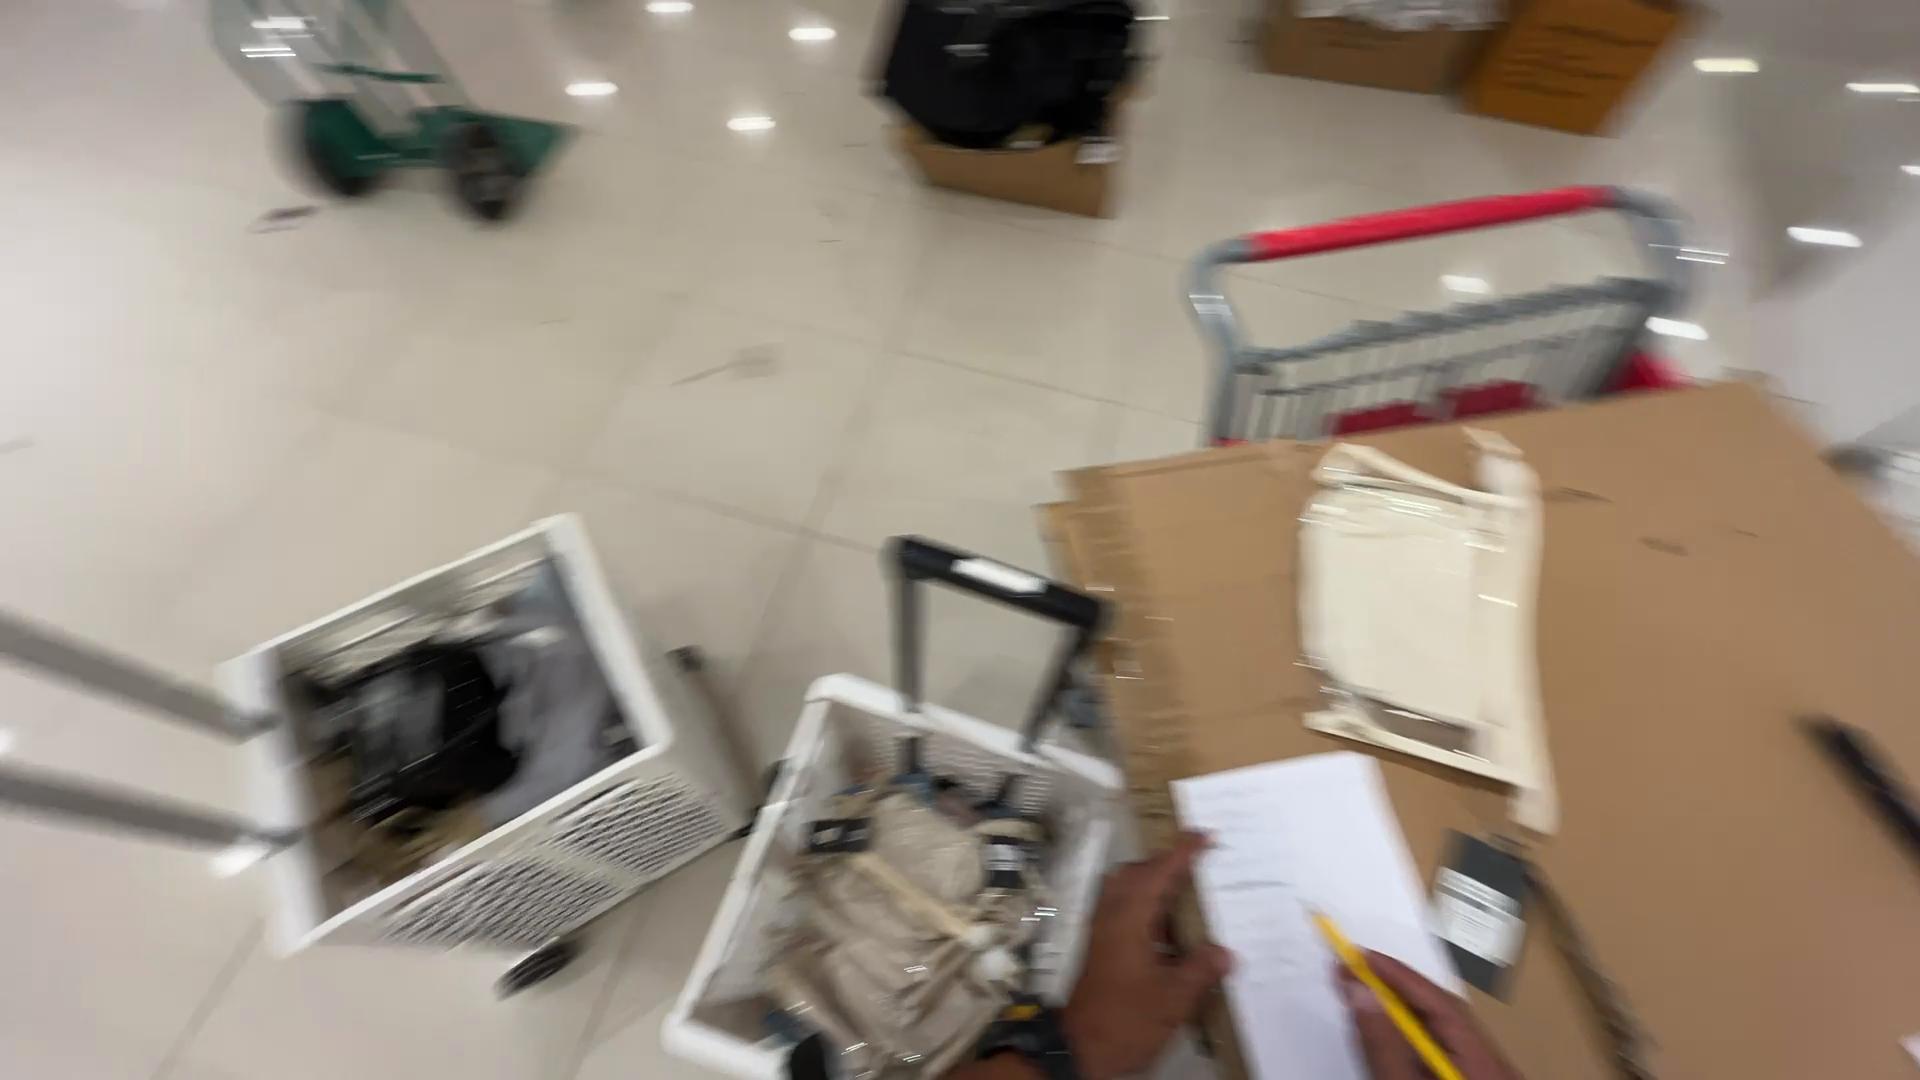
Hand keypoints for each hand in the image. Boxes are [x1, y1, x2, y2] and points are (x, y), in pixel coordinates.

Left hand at [1061, 831, 1233, 1079]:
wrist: (1083, 1045)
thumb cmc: (1127, 1017)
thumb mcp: (1173, 997)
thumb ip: (1200, 969)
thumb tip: (1224, 952)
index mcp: (1129, 915)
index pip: (1158, 871)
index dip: (1181, 851)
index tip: (1202, 835)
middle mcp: (1113, 912)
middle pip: (1140, 873)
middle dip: (1168, 864)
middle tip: (1200, 864)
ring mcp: (1104, 926)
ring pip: (1131, 890)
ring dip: (1158, 886)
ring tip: (1193, 897)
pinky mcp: (1103, 943)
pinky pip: (1128, 910)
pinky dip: (1150, 908)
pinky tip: (1175, 933)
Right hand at [1339, 952, 1522, 1079]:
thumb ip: (1382, 1042)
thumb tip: (1356, 987)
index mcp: (1487, 1065)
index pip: (1440, 1002)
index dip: (1396, 974)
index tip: (1356, 953)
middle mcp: (1496, 1066)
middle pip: (1442, 1010)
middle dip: (1394, 986)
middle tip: (1352, 969)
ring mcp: (1487, 1074)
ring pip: (1441, 1027)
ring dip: (1399, 1007)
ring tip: (1361, 991)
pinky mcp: (1471, 1079)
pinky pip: (1441, 1044)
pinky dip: (1409, 1029)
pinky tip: (1385, 1027)